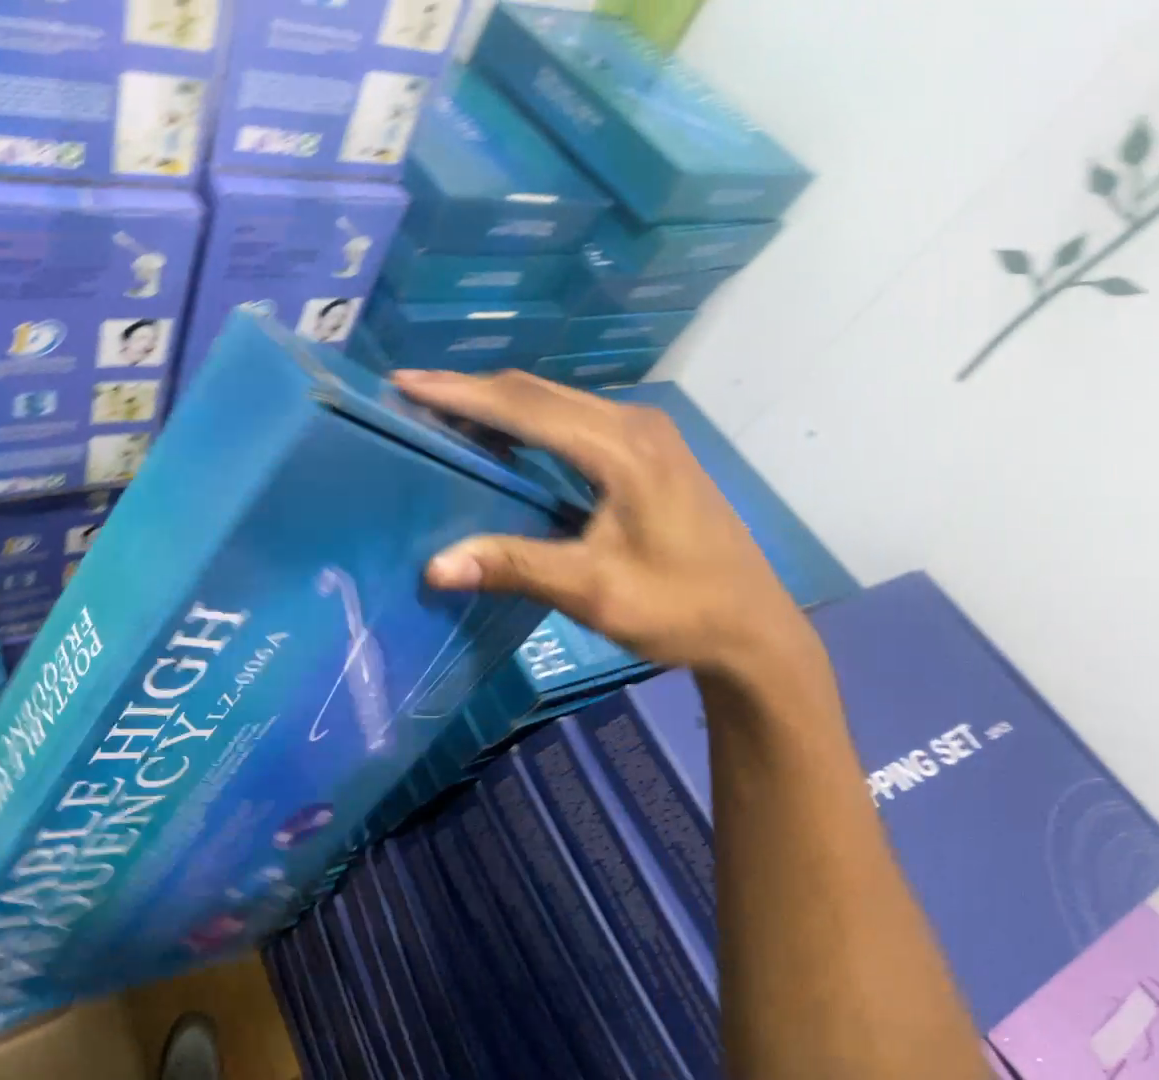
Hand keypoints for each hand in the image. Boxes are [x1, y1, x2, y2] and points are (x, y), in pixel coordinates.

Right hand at [394, 369, 820, 680]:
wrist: (754, 627)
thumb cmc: (678, 608)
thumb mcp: (594, 592)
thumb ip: (515, 568)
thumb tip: (434, 567)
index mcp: (622, 449)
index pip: (524, 407)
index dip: (460, 394)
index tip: (404, 382)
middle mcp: (634, 425)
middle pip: (537, 391)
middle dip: (469, 389)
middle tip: (408, 391)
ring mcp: (645, 433)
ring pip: (555, 401)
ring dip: (497, 403)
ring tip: (441, 409)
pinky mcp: (647, 450)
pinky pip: (572, 418)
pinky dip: (525, 420)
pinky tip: (499, 437)